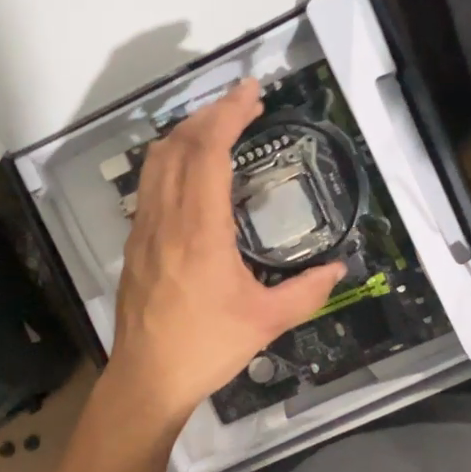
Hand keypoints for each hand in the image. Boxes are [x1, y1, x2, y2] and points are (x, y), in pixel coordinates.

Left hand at [108, 79, 345, 419]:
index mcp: (200, 231)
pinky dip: (169, 163)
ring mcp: (143, 231)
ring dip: (185, 135)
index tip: (251, 92)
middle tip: (242, 106)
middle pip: (180, 146)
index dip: (229, 115)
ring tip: (215, 129)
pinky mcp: (134, 246)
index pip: (210, 153)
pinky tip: (188, 174)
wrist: (148, 379)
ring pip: (157, 163)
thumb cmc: (206, 348)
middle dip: (210, 115)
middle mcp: (166, 219)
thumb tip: (336, 270)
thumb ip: (307, 292)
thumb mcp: (266, 322)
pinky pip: (148, 187)